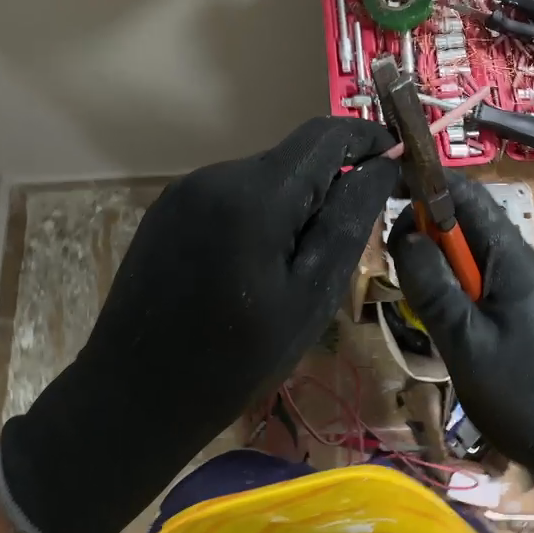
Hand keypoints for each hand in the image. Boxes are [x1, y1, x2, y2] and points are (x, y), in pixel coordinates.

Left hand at [0, 117, 398, 532]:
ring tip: (301, 269)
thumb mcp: (311, 295)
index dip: (370, 139)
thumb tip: (384, 165)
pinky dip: (262, 215)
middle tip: (354, 241)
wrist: (133, 396)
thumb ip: (350, 220)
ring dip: (297, 204)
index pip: (327, 135)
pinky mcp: (169, 210)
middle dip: (334, 184)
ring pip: (266, 178)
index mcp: (255, 193)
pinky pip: (233, 196)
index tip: (400, 161)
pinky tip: (257, 268)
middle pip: (296, 158)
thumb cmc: (235, 359)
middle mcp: (217, 175)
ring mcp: (186, 190)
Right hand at [389, 175, 533, 532]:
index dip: (426, 183)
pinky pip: (489, 286)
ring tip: (415, 299)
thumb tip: (405, 233)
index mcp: (513, 258)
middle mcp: (526, 263)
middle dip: (427, 232)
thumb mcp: (465, 342)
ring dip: (442, 266)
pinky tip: (448, 326)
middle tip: (393, 262)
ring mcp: (533, 291)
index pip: (466, 195)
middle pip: (470, 225)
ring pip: (477, 258)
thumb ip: (432, 286)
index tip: (386, 189)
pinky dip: (460, 291)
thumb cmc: (524, 394)